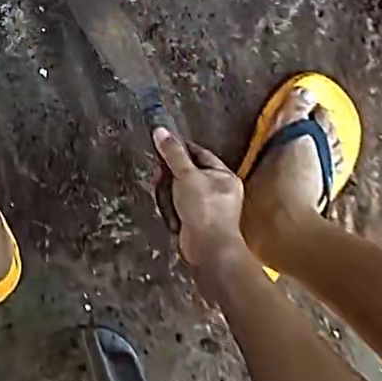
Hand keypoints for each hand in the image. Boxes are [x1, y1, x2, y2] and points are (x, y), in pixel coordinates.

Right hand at [153, 127, 251, 274]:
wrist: (209, 250)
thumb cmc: (204, 208)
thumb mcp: (186, 175)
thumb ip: (173, 153)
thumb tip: (160, 130)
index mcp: (224, 175)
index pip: (199, 153)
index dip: (180, 148)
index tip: (161, 146)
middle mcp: (219, 190)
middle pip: (189, 170)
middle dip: (170, 171)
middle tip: (157, 172)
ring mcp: (209, 206)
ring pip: (182, 188)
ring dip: (168, 188)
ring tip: (158, 188)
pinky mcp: (197, 220)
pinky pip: (180, 204)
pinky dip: (170, 203)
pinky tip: (163, 204)